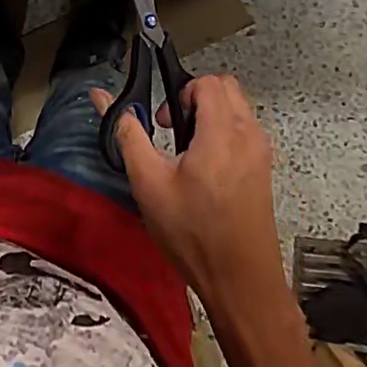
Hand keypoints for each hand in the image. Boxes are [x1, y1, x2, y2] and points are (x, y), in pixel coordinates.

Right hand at [92, 75, 287, 304]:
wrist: (241, 283)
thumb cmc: (192, 233)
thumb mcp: (148, 183)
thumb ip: (127, 133)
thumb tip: (102, 98)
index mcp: (222, 133)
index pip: (207, 83)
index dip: (180, 92)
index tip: (165, 122)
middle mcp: (249, 135)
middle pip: (227, 87)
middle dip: (196, 97)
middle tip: (174, 128)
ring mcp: (261, 153)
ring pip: (238, 108)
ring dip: (211, 114)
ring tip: (187, 151)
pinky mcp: (264, 170)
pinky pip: (245, 130)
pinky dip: (224, 132)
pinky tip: (205, 169)